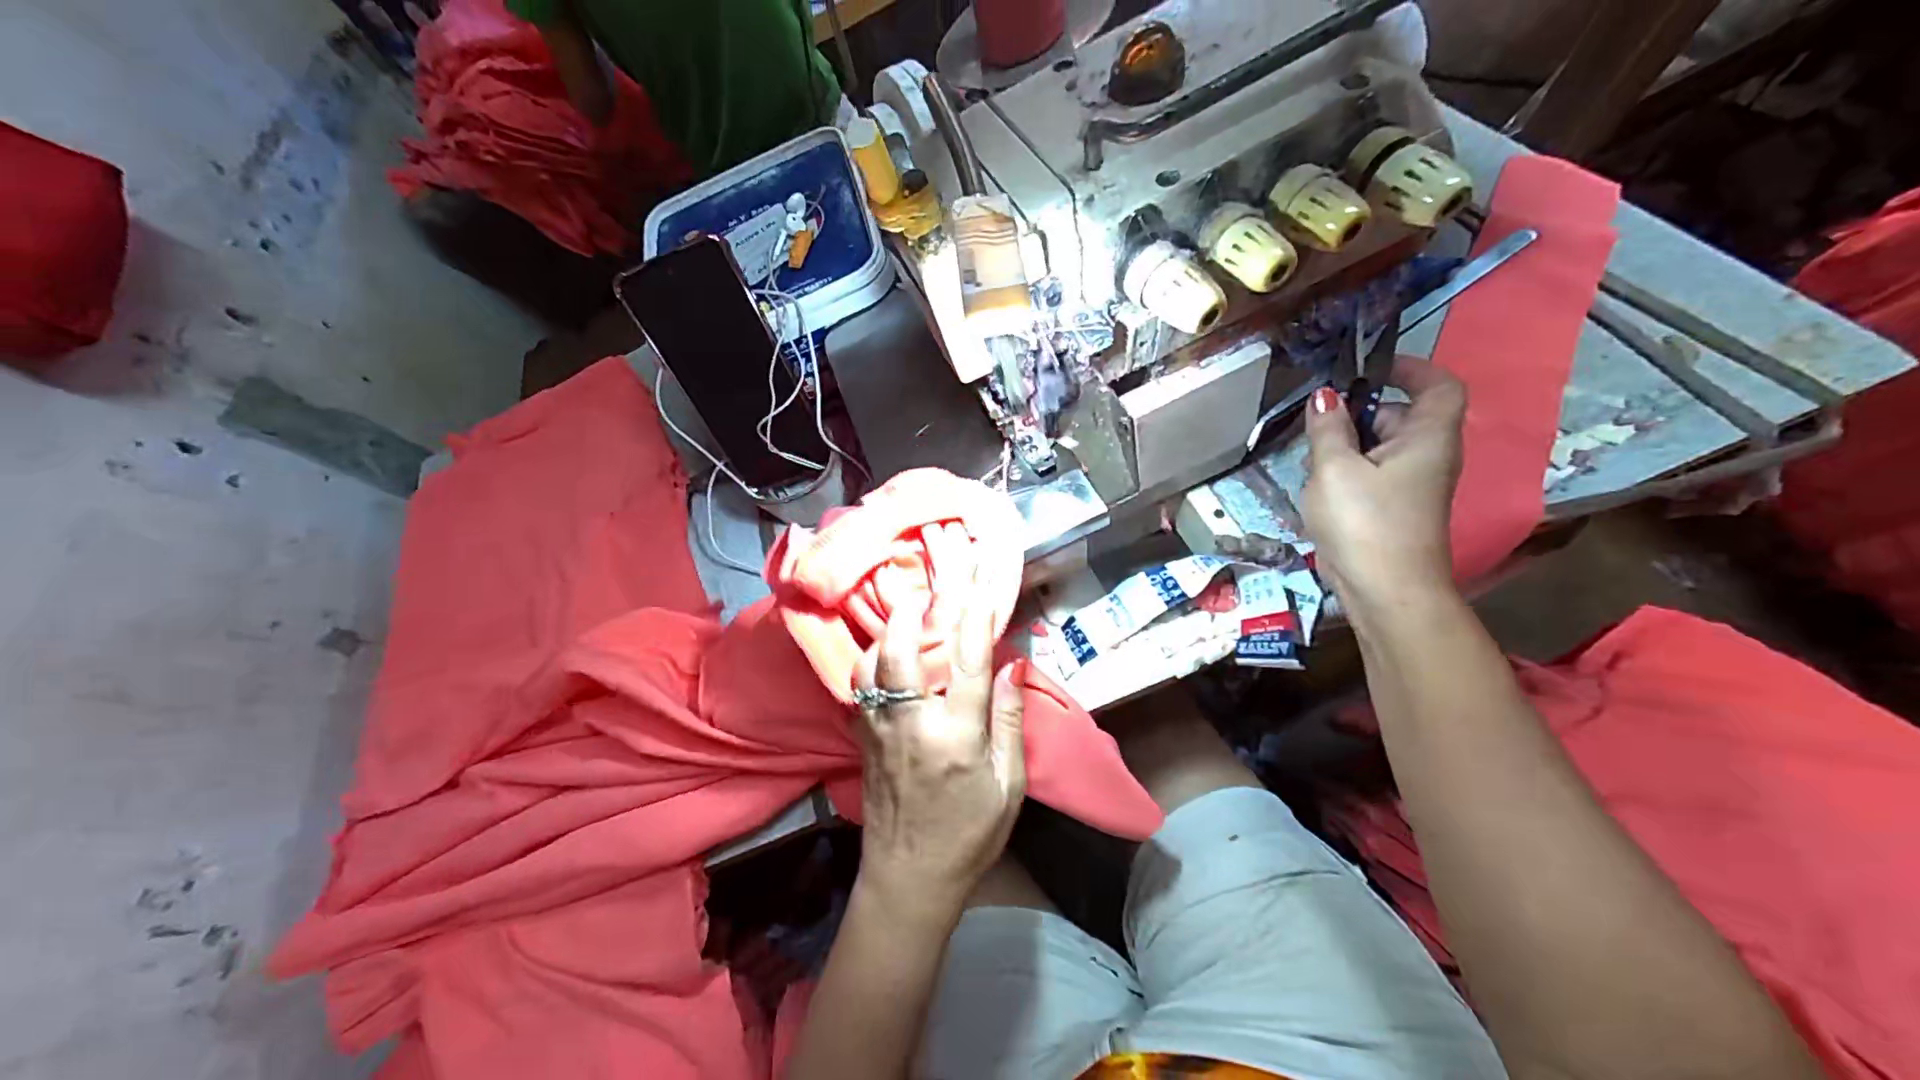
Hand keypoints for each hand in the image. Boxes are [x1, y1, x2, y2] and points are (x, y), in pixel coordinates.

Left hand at [852, 587, 1026, 917]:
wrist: (908, 879)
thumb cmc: (968, 836)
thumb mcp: (1008, 787)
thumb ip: (1008, 723)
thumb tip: (1012, 667)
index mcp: (955, 736)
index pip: (968, 663)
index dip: (975, 620)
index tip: (978, 589)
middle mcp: (911, 724)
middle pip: (901, 653)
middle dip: (908, 614)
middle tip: (921, 592)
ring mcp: (879, 730)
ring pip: (871, 667)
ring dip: (885, 635)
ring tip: (901, 618)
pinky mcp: (862, 740)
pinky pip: (861, 688)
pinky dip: (871, 663)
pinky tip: (883, 658)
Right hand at [1301, 357, 1467, 628]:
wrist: (1387, 592)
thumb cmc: (1365, 522)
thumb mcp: (1334, 468)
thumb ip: (1328, 428)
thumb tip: (1325, 396)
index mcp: (1428, 437)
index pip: (1439, 385)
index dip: (1411, 369)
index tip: (1370, 369)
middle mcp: (1430, 456)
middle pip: (1400, 417)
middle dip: (1358, 414)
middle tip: (1318, 425)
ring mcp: (1414, 486)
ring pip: (1380, 449)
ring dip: (1345, 448)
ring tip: (1311, 465)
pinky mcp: (1396, 510)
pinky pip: (1373, 476)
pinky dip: (1347, 474)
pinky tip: (1317, 492)